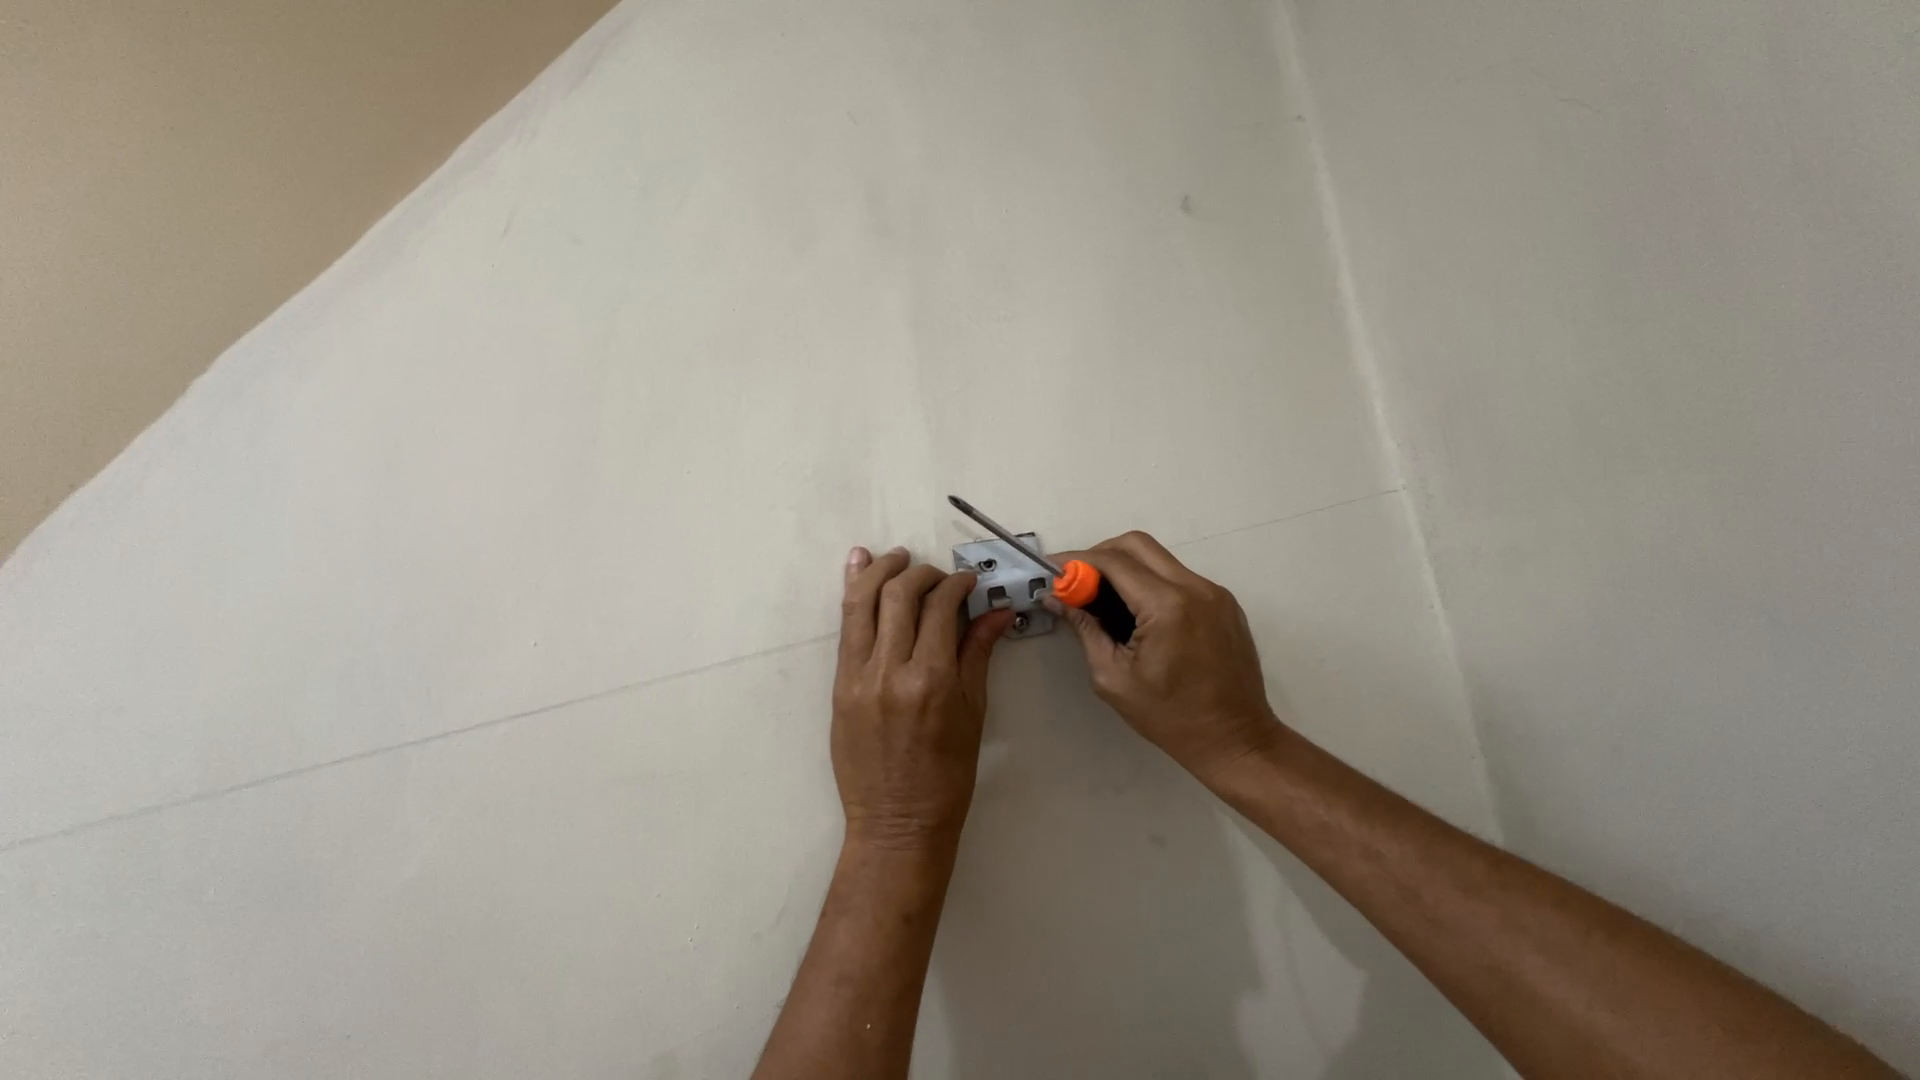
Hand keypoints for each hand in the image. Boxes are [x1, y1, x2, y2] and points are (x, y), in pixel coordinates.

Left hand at [831, 546, 1013, 851]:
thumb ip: (978, 654)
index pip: (941, 608)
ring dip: (880, 571)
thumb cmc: (946, 776)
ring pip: (862, 603)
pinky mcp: (838, 686)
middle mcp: (889, 671)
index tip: (967, 582)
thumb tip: (997, 612)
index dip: (957, 585)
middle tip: (937, 575)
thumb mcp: (973, 713)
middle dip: (921, 573)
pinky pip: (845, 629)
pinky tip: (859, 570)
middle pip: (899, 595)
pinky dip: (852, 594)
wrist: (897, 823)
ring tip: (896, 557)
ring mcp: (857, 677)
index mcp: (931, 680)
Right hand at [1049, 531, 1283, 780]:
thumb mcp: (1114, 677)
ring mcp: (1214, 593)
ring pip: (1160, 559)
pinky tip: (1137, 614)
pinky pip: (1179, 577)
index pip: (1113, 562)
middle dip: (1101, 555)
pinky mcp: (1224, 603)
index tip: (1053, 571)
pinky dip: (1151, 583)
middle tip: (1077, 581)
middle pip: (1137, 544)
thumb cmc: (1169, 716)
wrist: (1235, 738)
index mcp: (1167, 606)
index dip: (1077, 561)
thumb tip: (1058, 598)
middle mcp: (1194, 587)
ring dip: (1127, 568)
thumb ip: (1085, 630)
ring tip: (1103, 599)